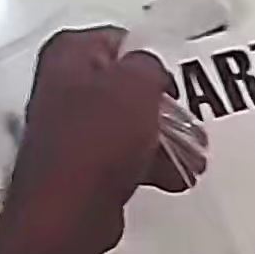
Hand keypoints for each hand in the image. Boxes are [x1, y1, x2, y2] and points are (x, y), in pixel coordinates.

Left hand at [3, 27, 201, 251]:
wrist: (69, 211)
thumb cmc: (94, 141)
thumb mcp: (136, 85)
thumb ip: (149, 66)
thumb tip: (149, 72)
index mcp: (67, 58)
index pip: (116, 43)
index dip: (149, 60)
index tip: (170, 80)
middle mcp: (61, 93)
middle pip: (123, 92)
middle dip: (162, 111)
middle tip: (189, 125)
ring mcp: (68, 137)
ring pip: (125, 130)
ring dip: (163, 143)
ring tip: (193, 159)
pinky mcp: (78, 174)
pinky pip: (120, 162)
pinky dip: (148, 168)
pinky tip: (175, 179)